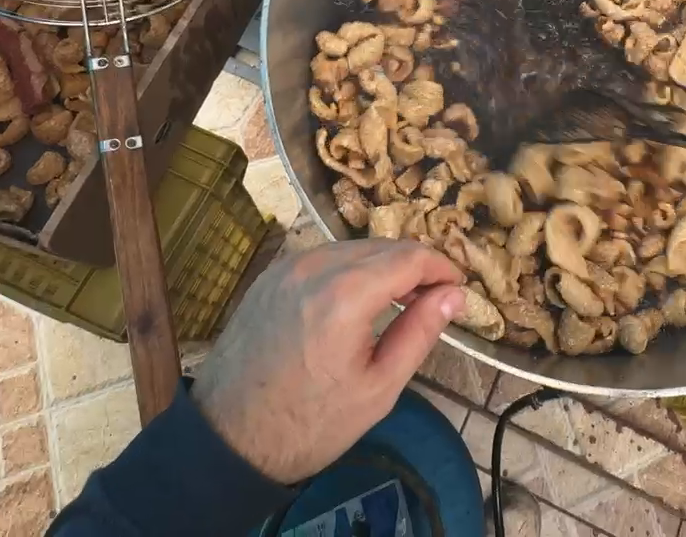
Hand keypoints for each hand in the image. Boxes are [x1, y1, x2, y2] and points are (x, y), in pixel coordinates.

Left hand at [193, 239, 466, 482]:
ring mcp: (289, 265)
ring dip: (385, 265)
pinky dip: (353, 267)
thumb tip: (454, 295)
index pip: (410, 257)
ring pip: (356, 247)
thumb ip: (420, 332)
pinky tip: (359, 298)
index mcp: (346, 294)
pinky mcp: (272, 273)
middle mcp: (316, 265)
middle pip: (385, 246)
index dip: (442, 267)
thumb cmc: (310, 423)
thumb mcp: (378, 388)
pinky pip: (326, 256)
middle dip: (416, 266)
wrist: (226, 440)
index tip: (458, 288)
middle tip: (435, 297)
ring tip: (401, 299)